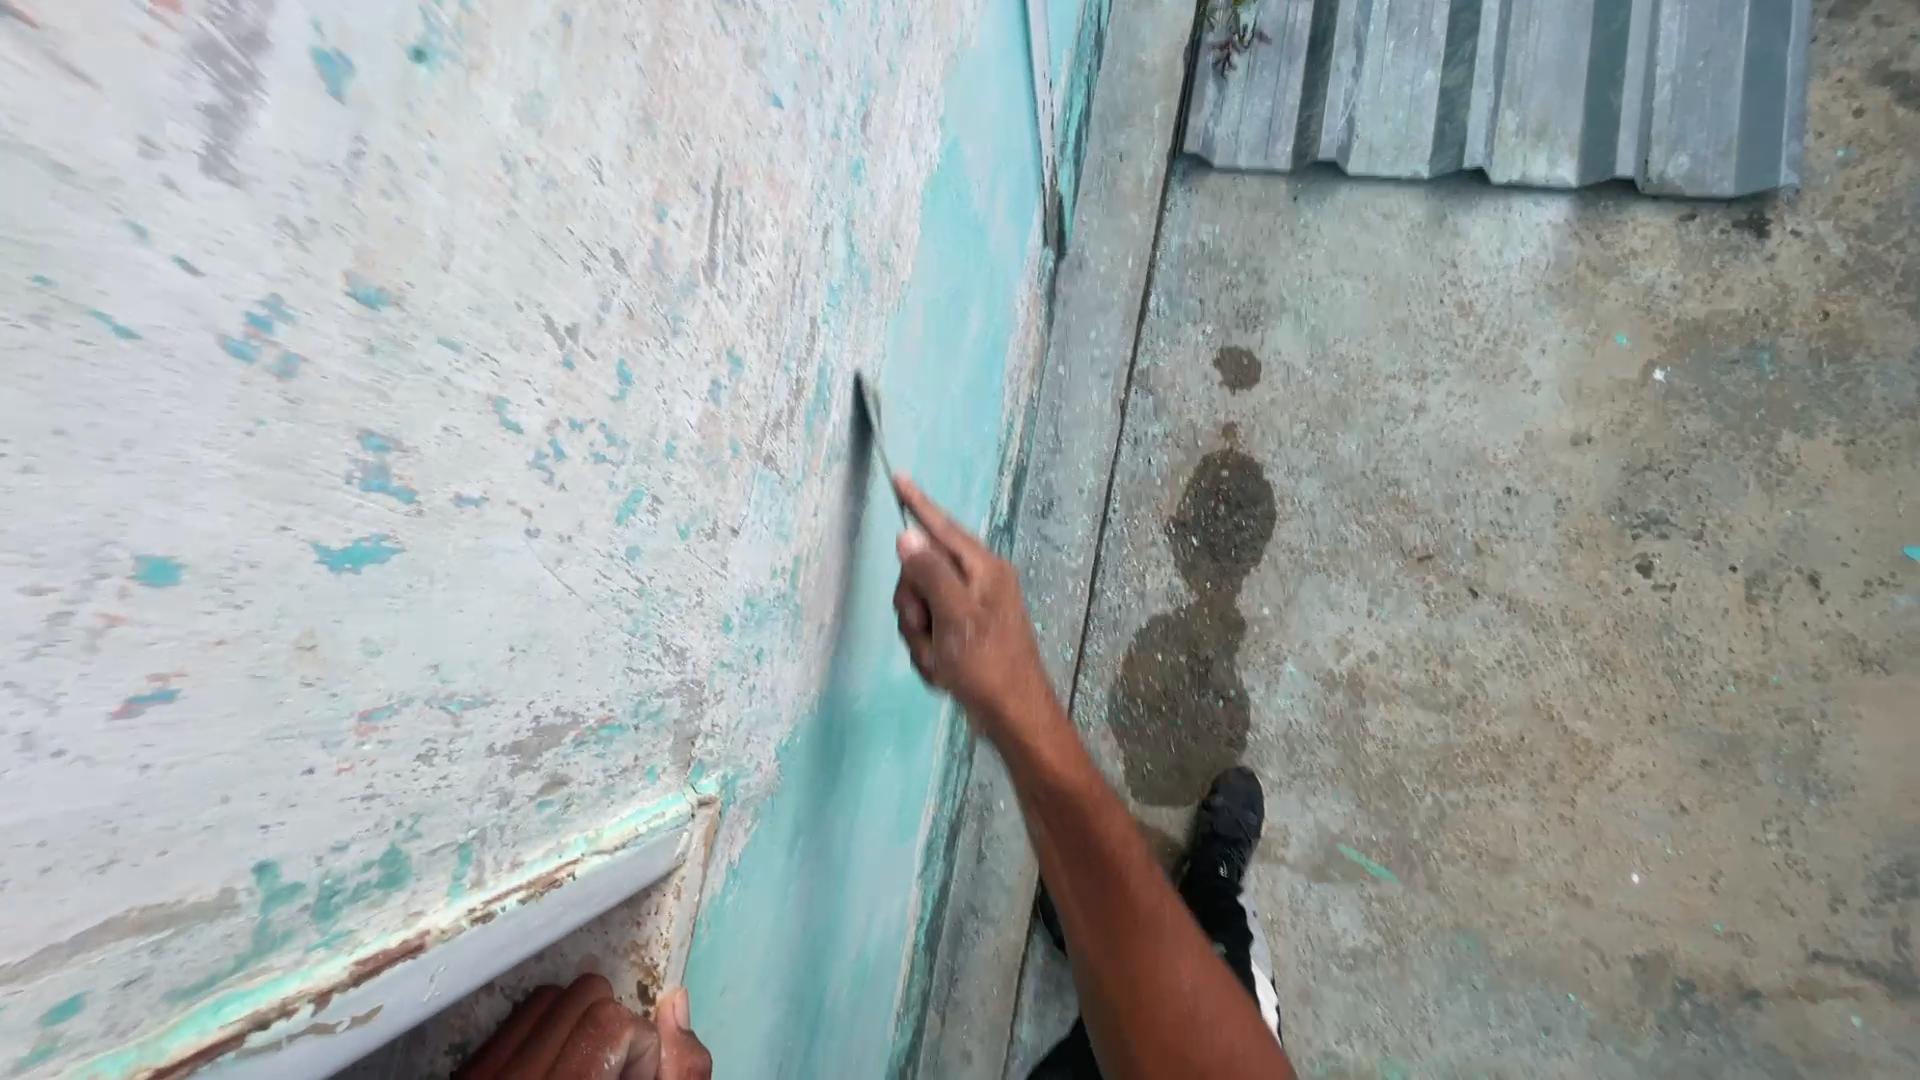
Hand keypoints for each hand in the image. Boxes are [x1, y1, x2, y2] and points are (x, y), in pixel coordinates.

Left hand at [454, 976, 711, 1079]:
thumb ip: (685, 1073)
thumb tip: (674, 1000)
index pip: (609, 1023)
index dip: (641, 1049)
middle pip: (583, 998)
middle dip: (615, 1027)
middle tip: (614, 1078)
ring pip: (547, 1000)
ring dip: (579, 1024)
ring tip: (586, 1073)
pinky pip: (514, 1022)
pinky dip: (545, 1034)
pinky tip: (557, 1075)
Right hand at [891, 476, 1058, 746]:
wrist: (1014, 716)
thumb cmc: (987, 664)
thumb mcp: (954, 616)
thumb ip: (930, 573)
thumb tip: (908, 534)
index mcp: (982, 568)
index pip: (942, 527)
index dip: (918, 504)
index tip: (899, 477)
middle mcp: (978, 581)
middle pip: (920, 572)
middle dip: (912, 606)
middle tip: (925, 632)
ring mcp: (971, 608)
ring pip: (920, 606)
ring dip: (920, 636)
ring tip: (939, 661)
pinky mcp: (966, 633)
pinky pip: (930, 631)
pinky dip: (930, 653)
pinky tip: (943, 672)